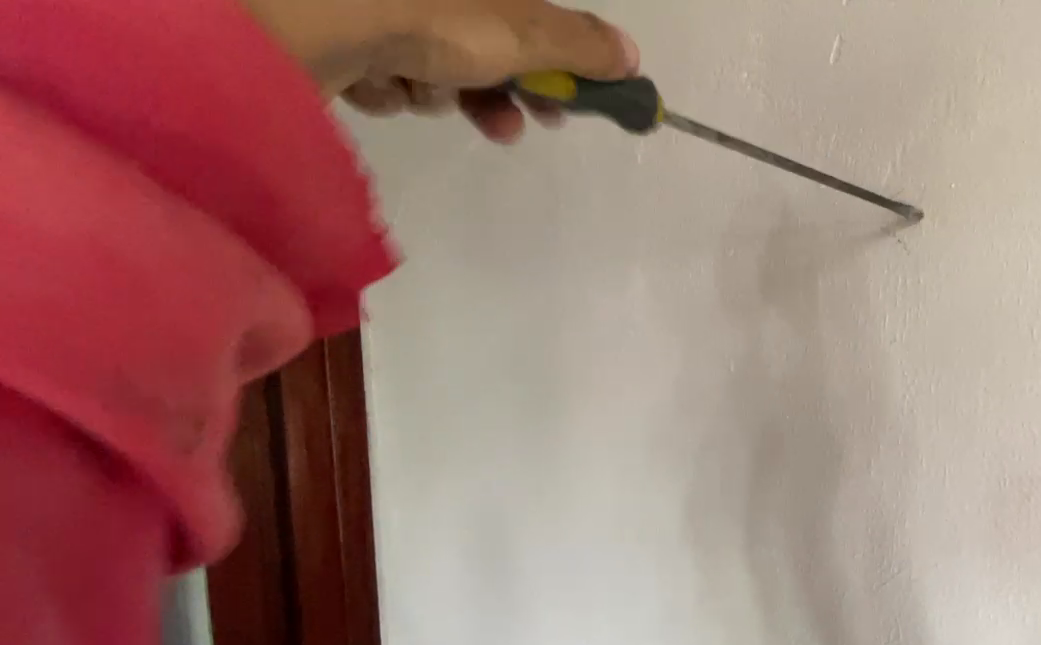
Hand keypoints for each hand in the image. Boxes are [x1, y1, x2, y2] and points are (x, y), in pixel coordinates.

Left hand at [244, 0, 639, 142]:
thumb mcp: (520, 29)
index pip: (529, 20)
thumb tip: (631, 56)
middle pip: (480, 43)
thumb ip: (578, 44)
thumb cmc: (422, 10)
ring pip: (431, 62)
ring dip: (440, 92)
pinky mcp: (328, 27)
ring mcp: (372, 7)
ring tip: (425, 94)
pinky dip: (387, 85)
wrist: (296, 12)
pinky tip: (376, 82)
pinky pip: (379, 66)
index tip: (571, 103)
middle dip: (497, 87)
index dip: (557, 63)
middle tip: (511, 123)